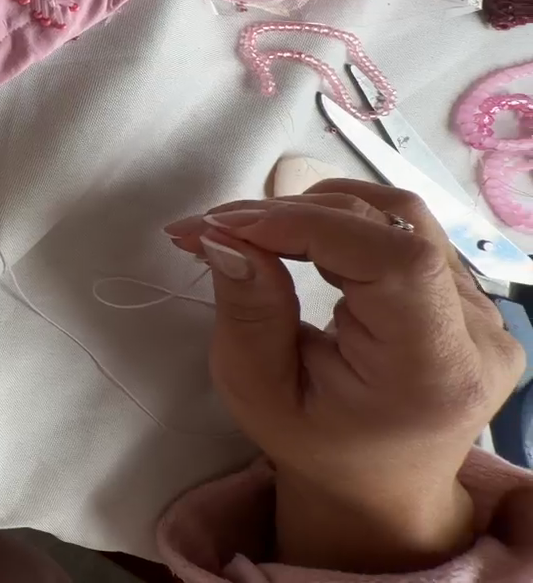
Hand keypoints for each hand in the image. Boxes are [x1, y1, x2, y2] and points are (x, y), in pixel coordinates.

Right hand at [165, 180, 524, 572]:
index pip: (394, 259)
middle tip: (206, 230)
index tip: (220, 228)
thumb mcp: (255, 386)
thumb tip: (222, 237)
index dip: (303, 223)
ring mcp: (480, 310)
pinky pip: (398, 227)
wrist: (377, 480)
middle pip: (389, 224)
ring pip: (396, 213)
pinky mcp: (460, 295)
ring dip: (306, 207)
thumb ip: (247, 309)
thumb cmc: (309, 439)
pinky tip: (286, 237)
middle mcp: (476, 333)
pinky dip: (327, 217)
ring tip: (245, 231)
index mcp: (431, 368)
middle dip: (283, 212)